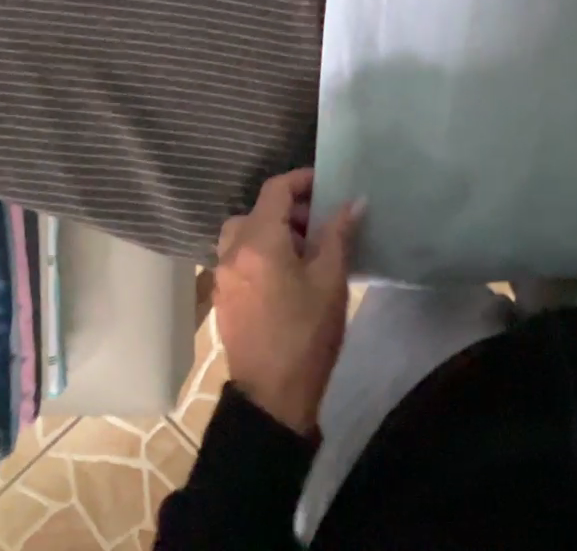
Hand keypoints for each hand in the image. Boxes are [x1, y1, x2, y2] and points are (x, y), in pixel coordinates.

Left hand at [214, 169, 363, 435]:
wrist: (273, 396)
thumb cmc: (306, 333)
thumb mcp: (331, 280)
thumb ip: (339, 234)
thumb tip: (353, 201)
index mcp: (258, 242)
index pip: (275, 190)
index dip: (302, 180)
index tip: (328, 185)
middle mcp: (232, 252)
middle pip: (257, 211)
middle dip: (289, 210)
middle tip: (321, 224)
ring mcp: (223, 276)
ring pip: (245, 235)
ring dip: (273, 231)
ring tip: (306, 252)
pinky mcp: (224, 298)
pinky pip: (240, 258)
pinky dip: (261, 253)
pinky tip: (288, 275)